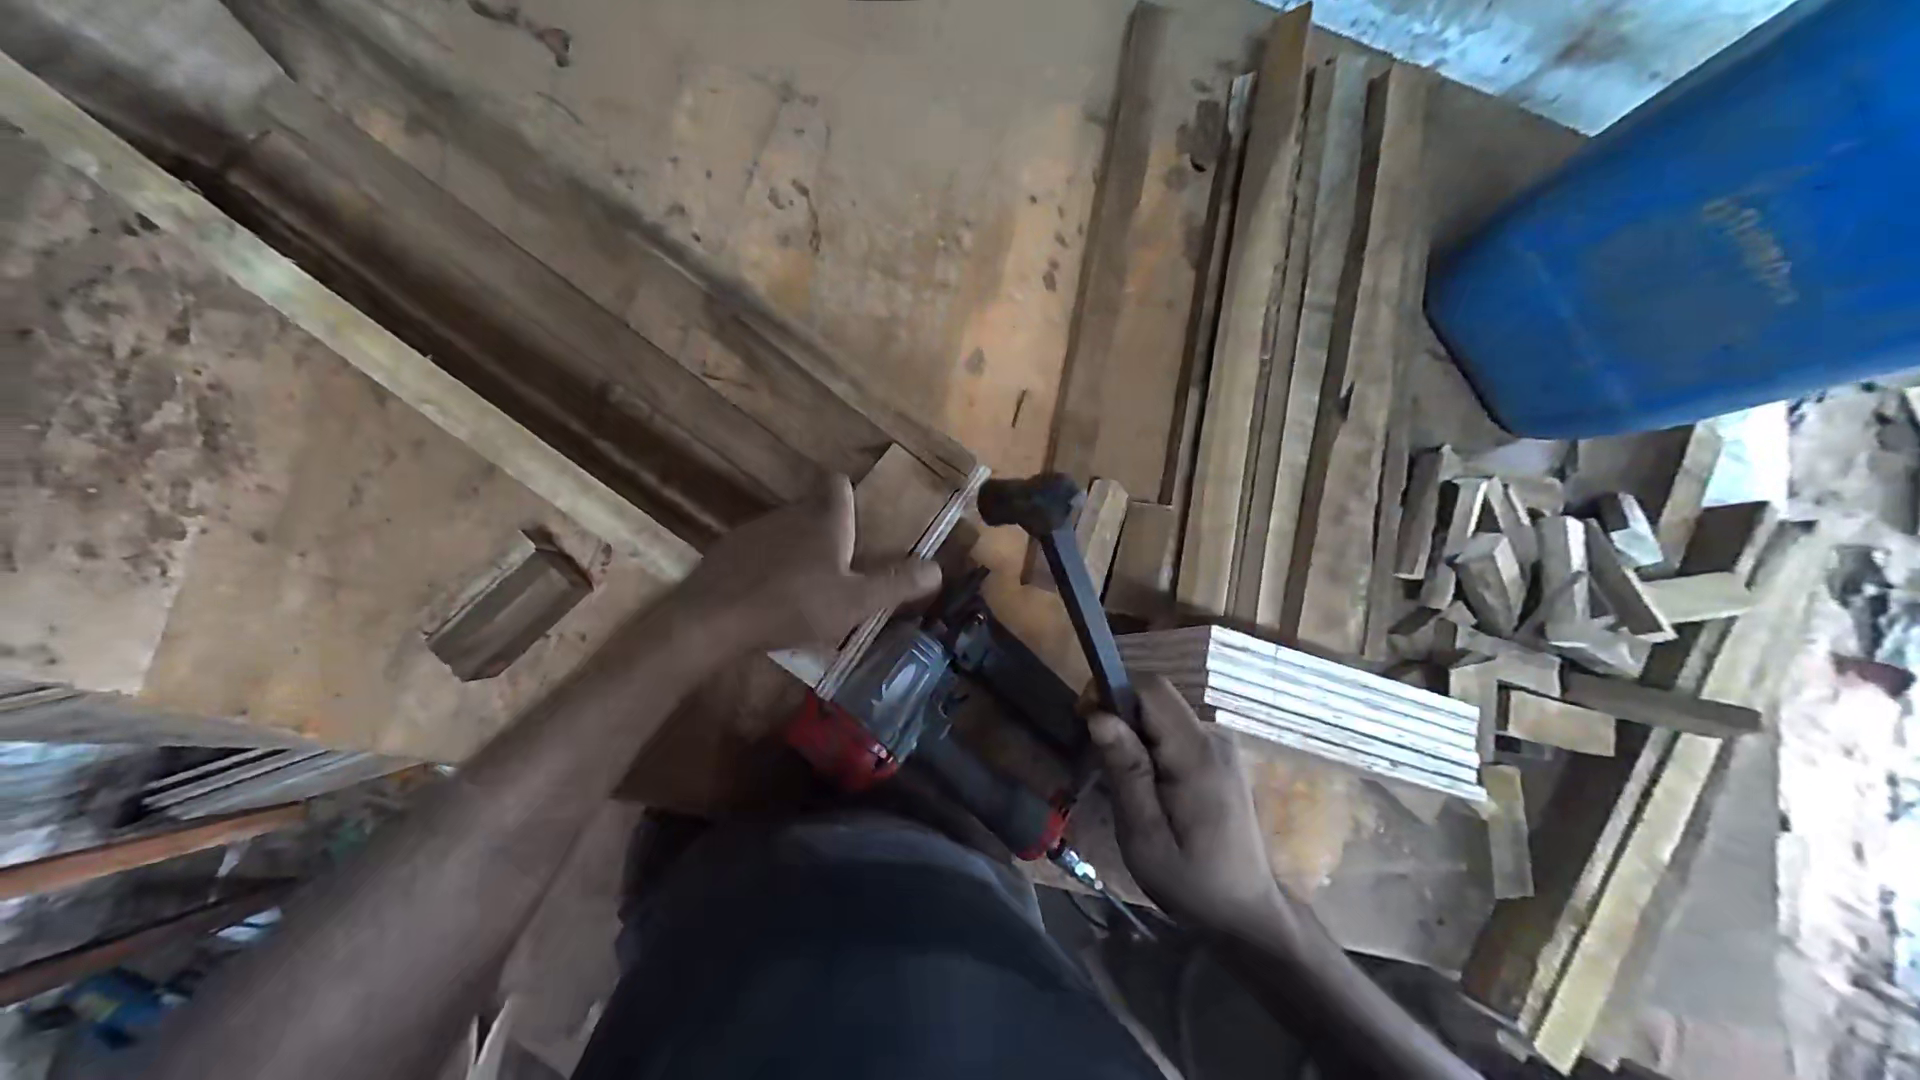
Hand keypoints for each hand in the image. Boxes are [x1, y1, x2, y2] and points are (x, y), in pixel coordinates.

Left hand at [678, 473, 942, 652]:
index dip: (849, 495)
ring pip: (786, 530)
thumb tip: (937, 568)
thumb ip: (896, 584)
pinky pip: (759, 551)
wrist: (711, 620)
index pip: (838, 483)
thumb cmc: (793, 605)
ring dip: (799, 549)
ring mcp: (754, 530)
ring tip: (808, 587)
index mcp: (824, 518)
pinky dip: (769, 566)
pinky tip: (770, 598)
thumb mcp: (856, 603)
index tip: (860, 520)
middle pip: (814, 508)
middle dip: (830, 530)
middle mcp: (789, 513)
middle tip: (844, 566)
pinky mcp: (727, 551)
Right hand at [1089, 675, 1284, 935]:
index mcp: (1196, 754)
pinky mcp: (1219, 756)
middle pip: (1154, 699)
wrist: (1247, 913)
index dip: (1112, 693)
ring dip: (1134, 736)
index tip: (1088, 725)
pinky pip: (1173, 731)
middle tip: (1103, 766)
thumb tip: (1098, 716)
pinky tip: (1150, 789)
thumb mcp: (1144, 836)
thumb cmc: (1191, 882)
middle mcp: (1213, 738)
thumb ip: (1125, 771)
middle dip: (1120, 719)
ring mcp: (1220, 745)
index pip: (1151, 688)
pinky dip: (1151, 747)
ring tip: (1127, 786)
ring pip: (1161, 714)